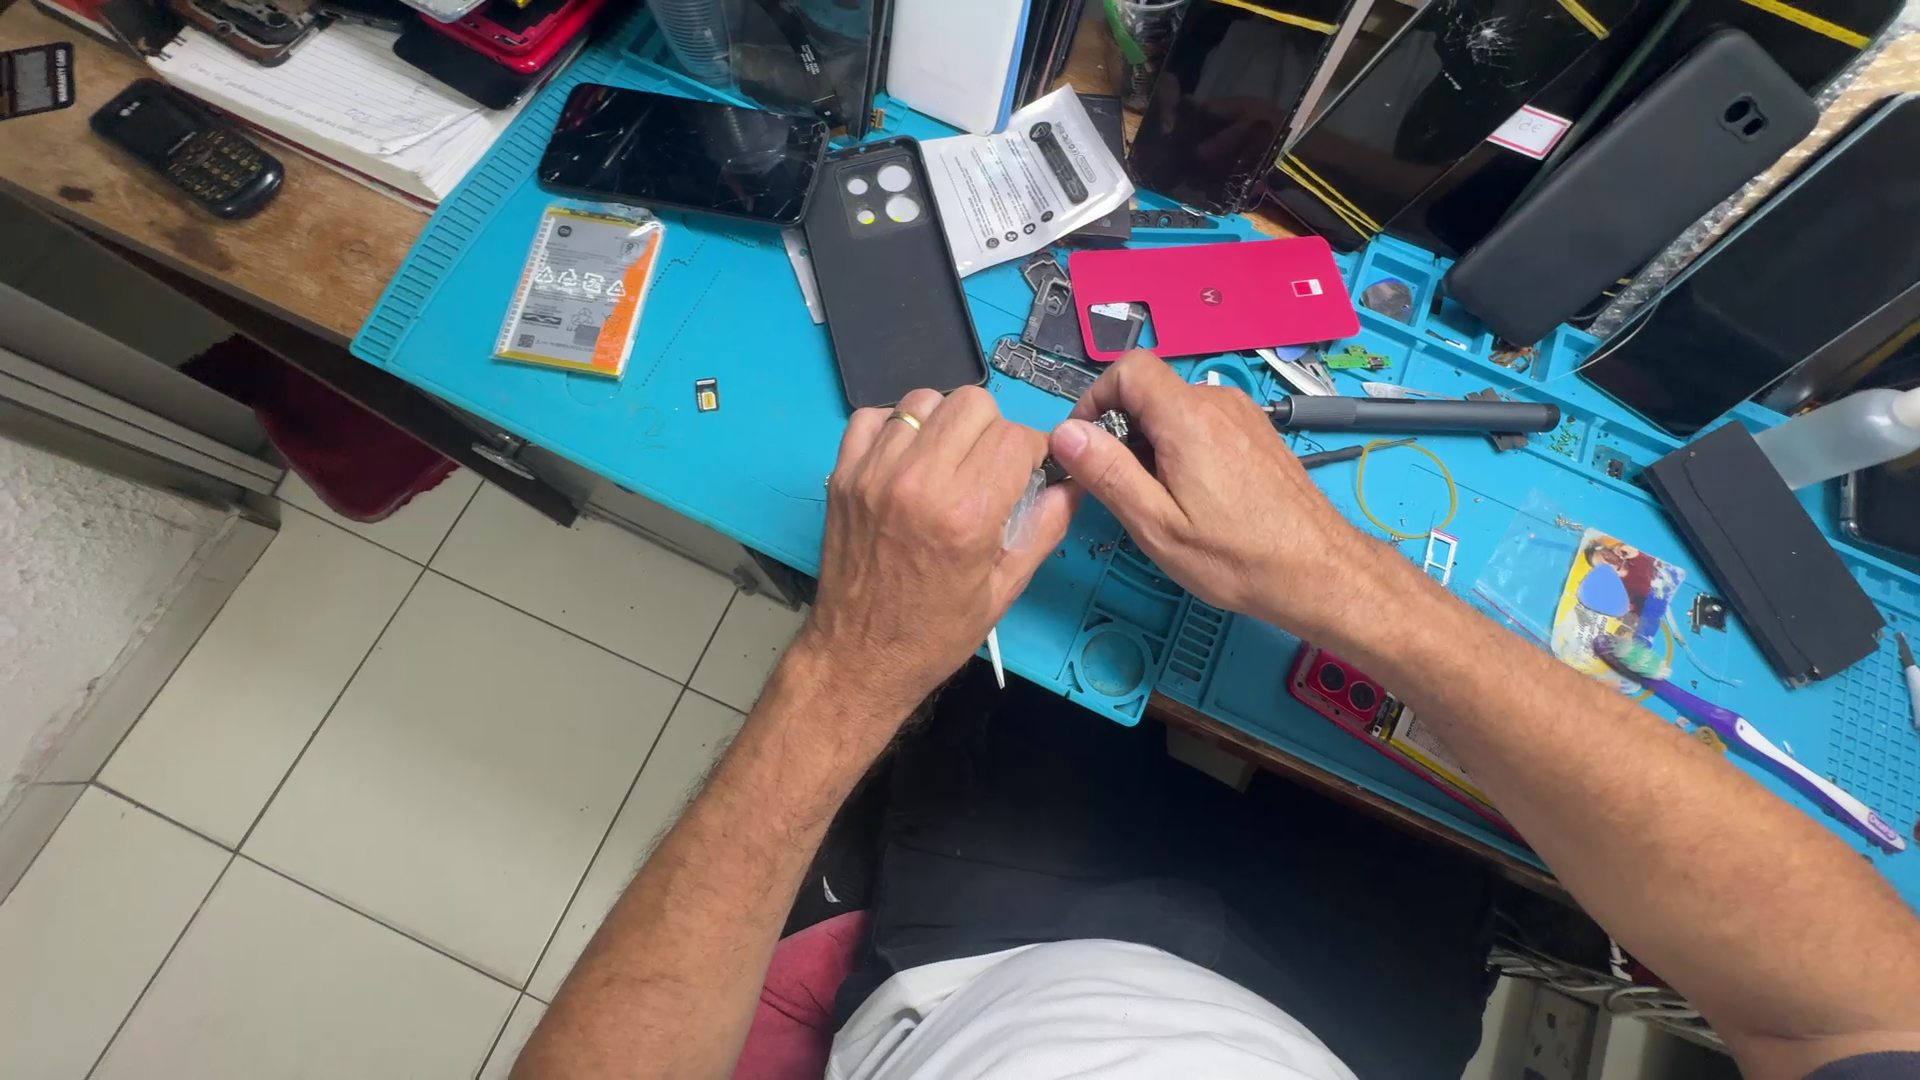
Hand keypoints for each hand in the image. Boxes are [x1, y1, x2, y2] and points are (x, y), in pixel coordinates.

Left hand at [801, 386, 1075, 723]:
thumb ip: (1046, 528)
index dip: (1034, 449)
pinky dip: (897, 428)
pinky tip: (908, 459)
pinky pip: (874, 417)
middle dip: (994, 429)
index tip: (1030, 469)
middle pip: (973, 403)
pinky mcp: (842, 476)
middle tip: (989, 466)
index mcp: (967, 514)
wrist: (860, 658)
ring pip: (925, 400)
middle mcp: (919, 482)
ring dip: (947, 424)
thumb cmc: (937, 633)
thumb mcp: (1005, 589)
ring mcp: (874, 474)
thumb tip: (1074, 483)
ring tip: (948, 462)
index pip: (1016, 438)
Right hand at [1047, 350, 1381, 635]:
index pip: (1127, 369)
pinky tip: (1192, 493)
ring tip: (1160, 497)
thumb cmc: (1237, 557)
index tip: (1086, 443)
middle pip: (1149, 390)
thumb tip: (1064, 433)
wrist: (1318, 572)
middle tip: (1123, 486)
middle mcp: (1218, 404)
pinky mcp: (1255, 432)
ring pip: (1173, 408)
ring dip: (1150, 442)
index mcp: (1188, 419)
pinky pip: (1201, 422)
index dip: (1095, 399)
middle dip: (1121, 430)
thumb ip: (1107, 472)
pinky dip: (1179, 447)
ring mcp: (1241, 415)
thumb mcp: (1156, 524)